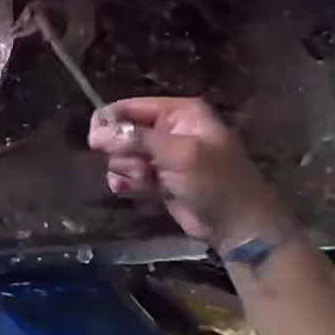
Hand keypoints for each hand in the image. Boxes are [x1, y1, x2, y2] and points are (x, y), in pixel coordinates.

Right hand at [87, 97, 291, 249]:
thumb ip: (136, 138)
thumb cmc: (216, 182)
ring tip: (144, 180)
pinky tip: (130, 189)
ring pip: (121, 154)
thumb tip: (95, 133)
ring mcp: (162, 155)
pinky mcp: (156, 177)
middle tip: (139, 166)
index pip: (128, 107)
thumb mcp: (179, 153)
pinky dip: (125, 181)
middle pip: (121, 131)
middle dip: (122, 151)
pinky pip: (126, 173)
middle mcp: (168, 129)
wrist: (238, 227)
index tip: (95, 142)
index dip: (108, 122)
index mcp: (179, 113)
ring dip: (126, 168)